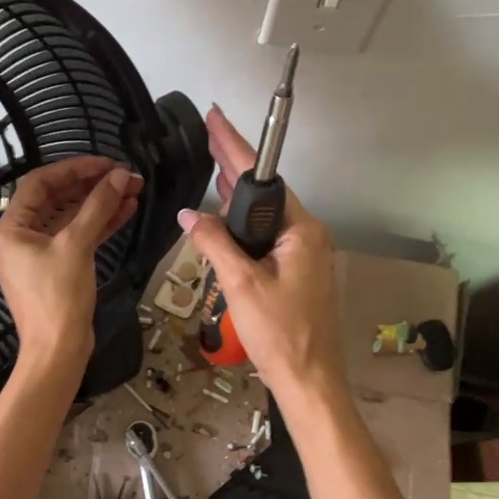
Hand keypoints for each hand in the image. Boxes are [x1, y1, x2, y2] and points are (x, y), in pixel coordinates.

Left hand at [0, 156, 140, 368]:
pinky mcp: (55, 269)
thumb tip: (119, 176)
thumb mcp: (76, 246)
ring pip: (69, 219)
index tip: (106, 164)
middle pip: (55, 199)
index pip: (40, 183)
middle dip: (91, 187)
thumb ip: (97, 207)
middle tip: (125, 177)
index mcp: (10, 229)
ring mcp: (37, 254)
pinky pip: (75, 238)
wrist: (57, 350)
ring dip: (99, 204)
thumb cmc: (58, 298)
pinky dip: (98, 225)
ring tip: (133, 190)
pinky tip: (125, 211)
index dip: (74, 169)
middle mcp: (18, 238)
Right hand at [177, 106, 343, 394]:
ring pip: (264, 216)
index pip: (261, 179)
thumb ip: (215, 243)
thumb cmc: (280, 334)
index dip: (235, 146)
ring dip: (236, 194)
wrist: (308, 379)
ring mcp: (302, 254)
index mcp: (300, 230)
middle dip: (234, 163)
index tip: (215, 118)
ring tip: (211, 165)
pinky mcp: (295, 272)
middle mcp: (306, 235)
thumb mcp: (242, 285)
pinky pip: (265, 237)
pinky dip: (242, 223)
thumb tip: (190, 214)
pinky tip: (223, 217)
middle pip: (265, 192)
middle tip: (208, 134)